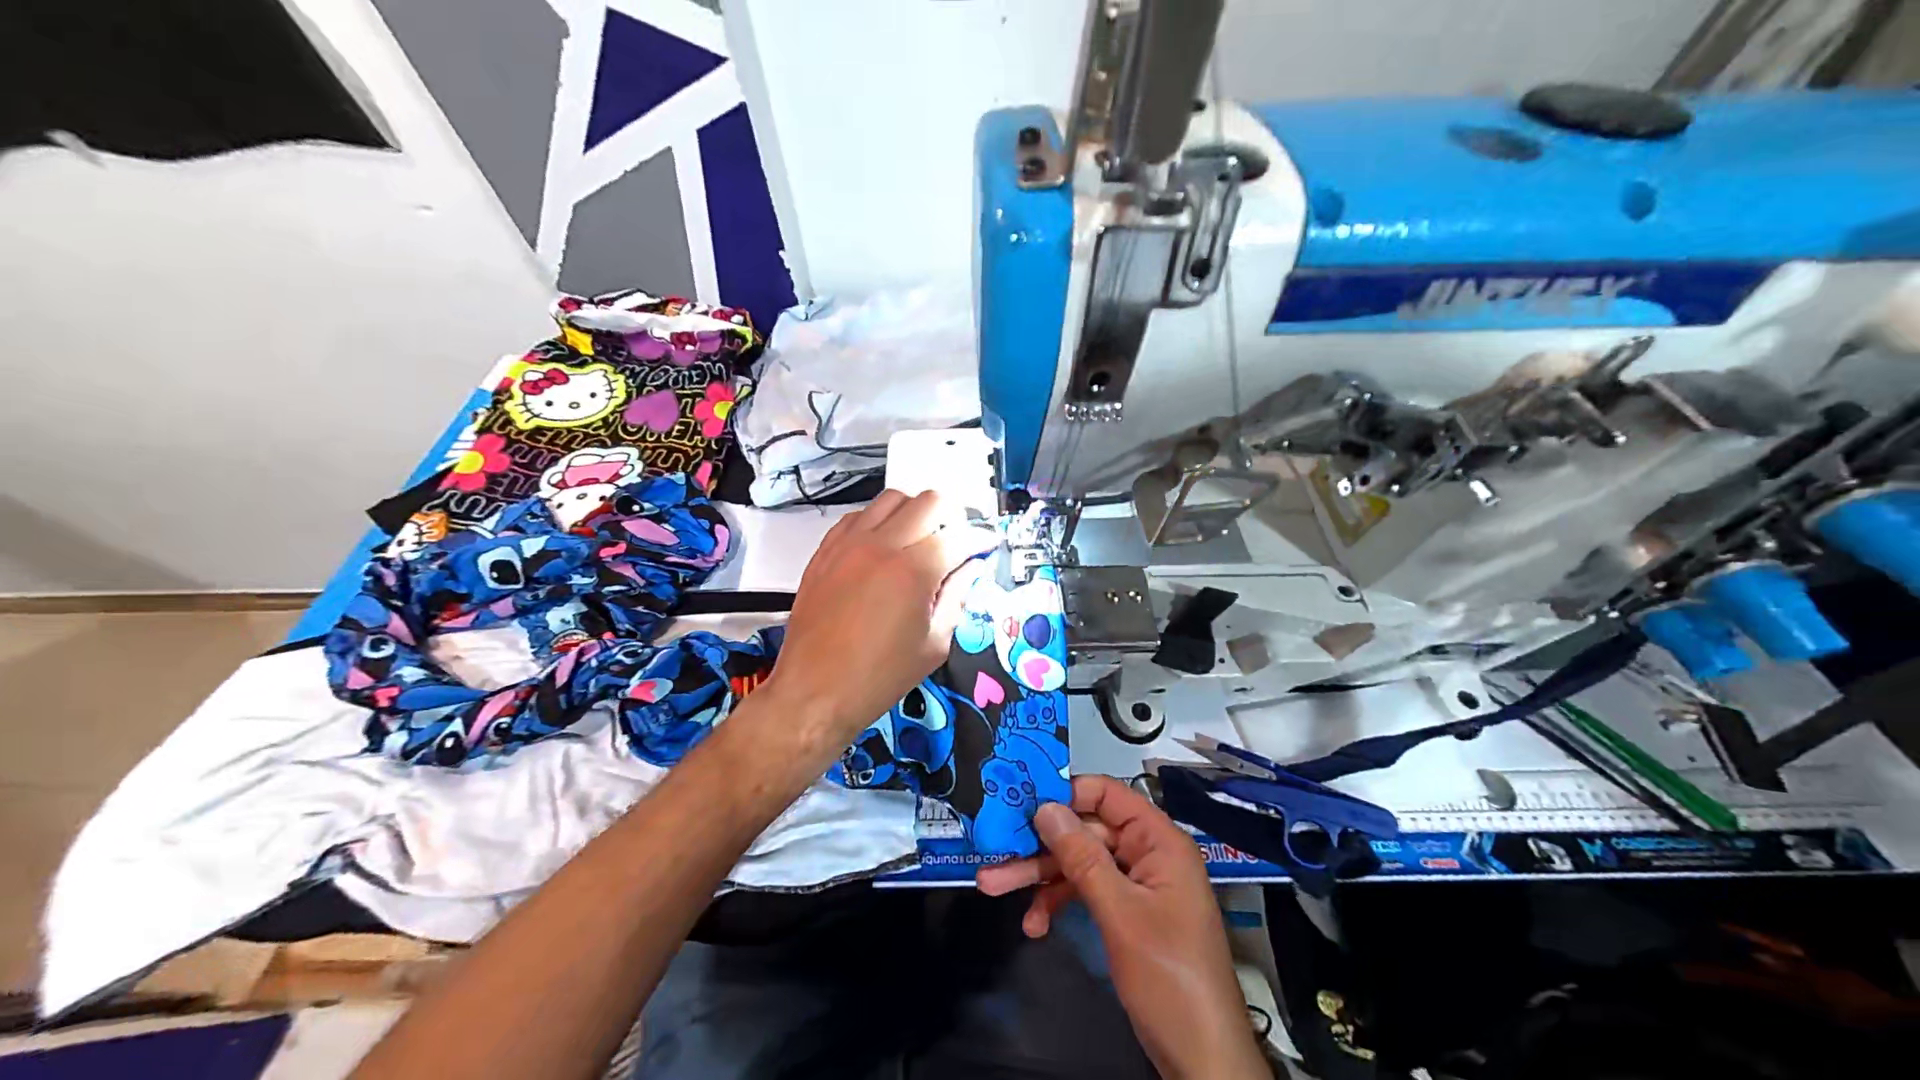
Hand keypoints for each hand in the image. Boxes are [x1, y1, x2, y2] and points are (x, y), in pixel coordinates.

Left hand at [763, 489, 997, 747]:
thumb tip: (970, 570)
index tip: (985, 544)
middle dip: (952, 516)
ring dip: (915, 511)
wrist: (815, 690)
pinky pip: (858, 515)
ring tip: (921, 538)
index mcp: (913, 571)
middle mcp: (881, 547)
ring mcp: (849, 544)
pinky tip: (884, 545)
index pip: (960, 535)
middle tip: (957, 540)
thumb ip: (957, 597)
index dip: (981, 538)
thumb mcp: (934, 644)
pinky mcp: (826, 551)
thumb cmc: (875, 677)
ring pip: (893, 498)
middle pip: (929, 501)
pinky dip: (879, 521)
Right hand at [977, 775, 1266, 1079]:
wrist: (1203, 1057)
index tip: (1021, 803)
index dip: (1065, 794)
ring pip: (1079, 864)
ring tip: (993, 886)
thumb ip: (1082, 857)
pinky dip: (1057, 903)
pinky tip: (1034, 924)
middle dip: (1039, 846)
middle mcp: (1147, 855)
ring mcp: (1136, 885)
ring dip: (1039, 878)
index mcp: (1159, 842)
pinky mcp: (1125, 913)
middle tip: (994, 853)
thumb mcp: (1121, 914)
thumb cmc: (1171, 977)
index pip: (1107, 795)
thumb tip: (1046, 808)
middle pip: (1085, 832)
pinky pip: (1085, 892)